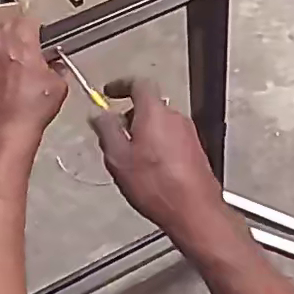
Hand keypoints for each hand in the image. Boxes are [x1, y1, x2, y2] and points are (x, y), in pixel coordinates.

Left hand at [0, 21, 66, 143]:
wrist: (7, 130)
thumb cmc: (31, 110)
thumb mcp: (58, 86)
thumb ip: (57, 67)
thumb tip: (55, 63)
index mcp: (23, 40)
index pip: (27, 21)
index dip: (32, 32)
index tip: (34, 40)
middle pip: (4, 26)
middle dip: (11, 38)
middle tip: (17, 56)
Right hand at [89, 77, 239, 246]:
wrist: (193, 209)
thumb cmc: (157, 185)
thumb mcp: (118, 157)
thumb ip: (106, 129)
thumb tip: (99, 115)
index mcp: (154, 112)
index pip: (138, 83)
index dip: (121, 85)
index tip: (110, 92)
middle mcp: (175, 117)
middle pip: (149, 105)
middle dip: (129, 116)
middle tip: (114, 134)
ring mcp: (188, 133)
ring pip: (160, 123)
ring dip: (143, 132)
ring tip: (130, 158)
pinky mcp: (194, 150)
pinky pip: (171, 138)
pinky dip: (157, 145)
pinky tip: (149, 169)